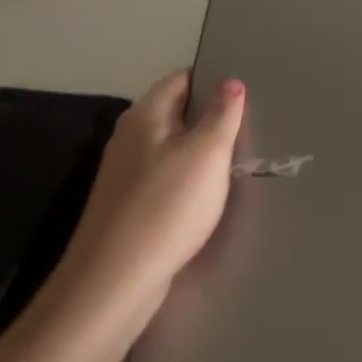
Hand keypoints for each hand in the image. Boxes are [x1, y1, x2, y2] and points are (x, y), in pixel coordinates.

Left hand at [59, 71, 246, 298]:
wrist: (114, 282)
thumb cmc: (167, 207)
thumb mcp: (207, 154)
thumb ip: (222, 114)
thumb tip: (230, 81)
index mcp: (145, 115)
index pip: (182, 78)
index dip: (213, 81)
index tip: (245, 94)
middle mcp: (129, 137)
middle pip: (176, 113)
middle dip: (209, 118)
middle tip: (248, 129)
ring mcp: (123, 174)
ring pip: (170, 149)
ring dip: (199, 153)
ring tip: (233, 164)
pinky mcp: (126, 207)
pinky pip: (163, 180)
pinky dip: (185, 182)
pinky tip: (205, 200)